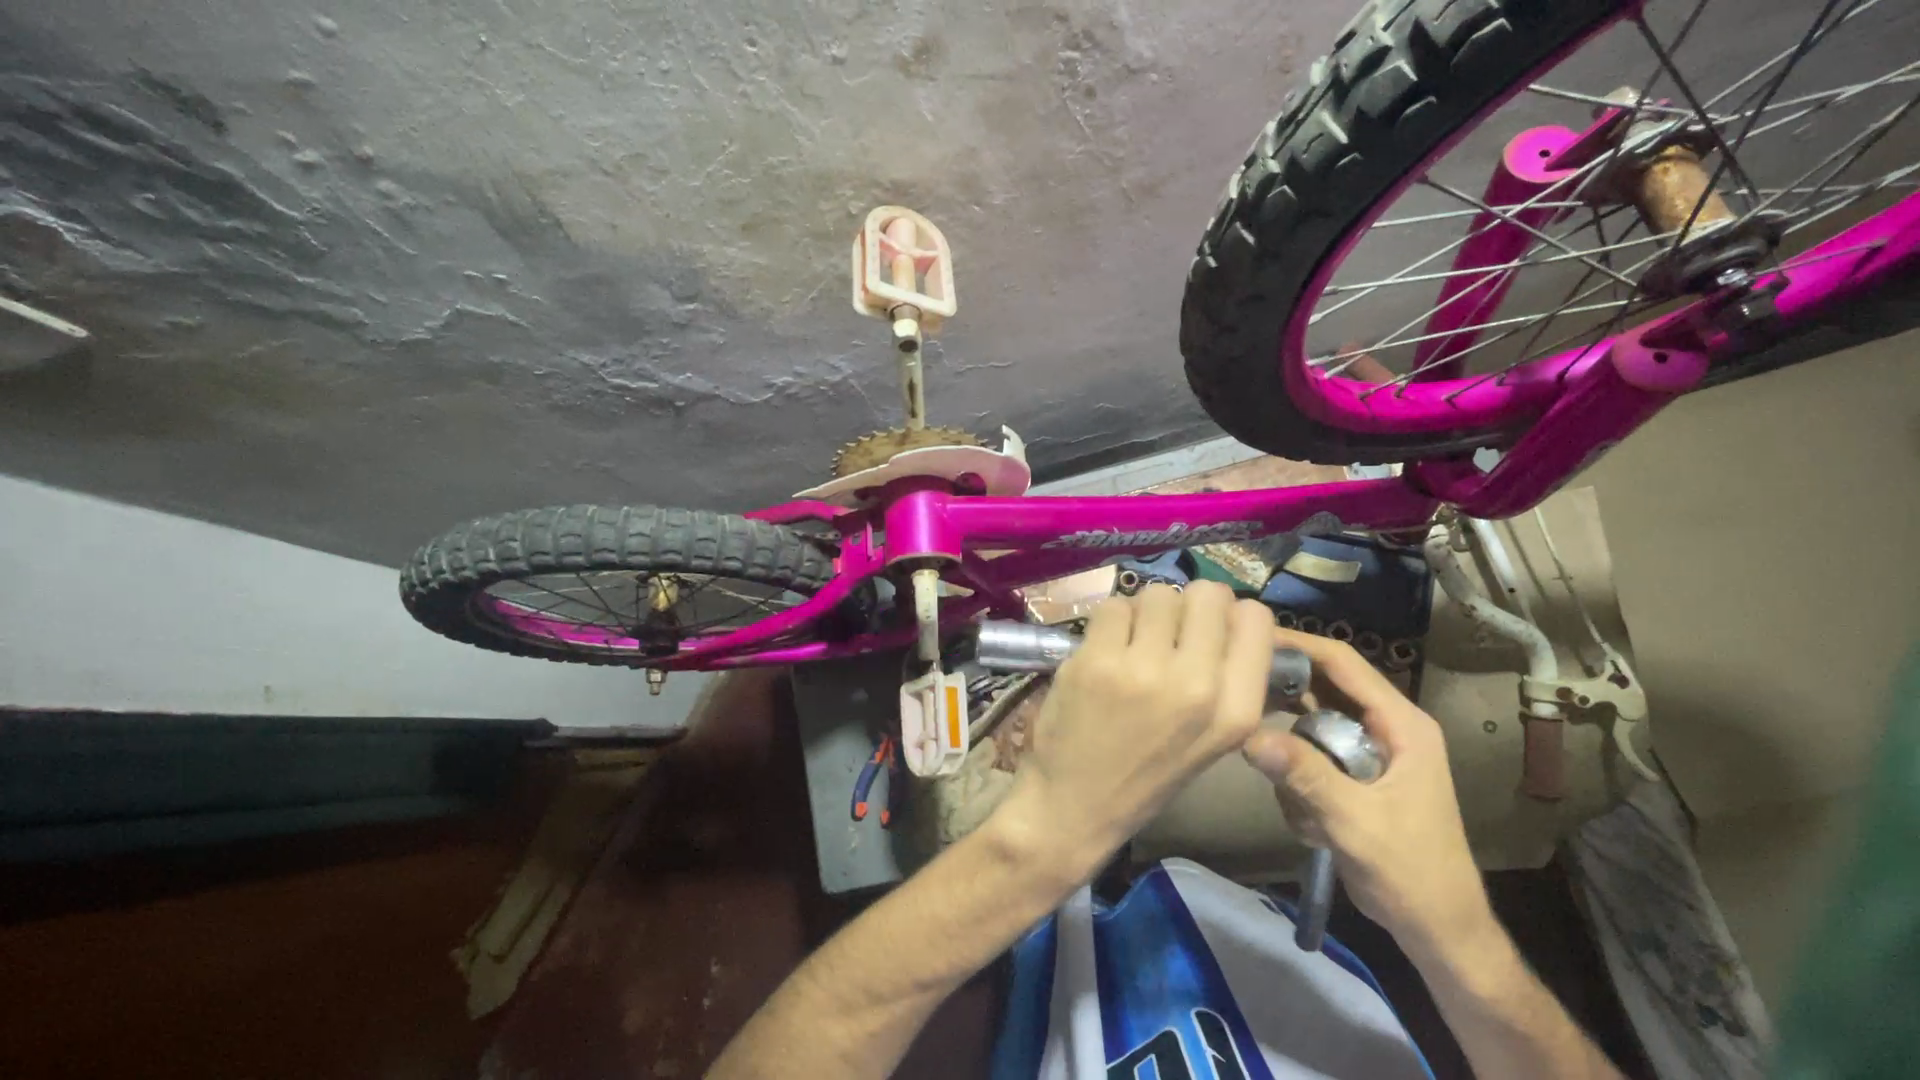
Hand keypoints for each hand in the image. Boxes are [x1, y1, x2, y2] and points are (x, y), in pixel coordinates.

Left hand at [995, 582, 1276, 882]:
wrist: (1075, 806)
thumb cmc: (1145, 775)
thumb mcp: (1212, 738)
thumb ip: (1229, 678)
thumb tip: (1232, 615)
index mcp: (1236, 709)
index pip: (1256, 618)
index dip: (1229, 615)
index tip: (1206, 630)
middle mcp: (1199, 685)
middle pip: (1207, 594)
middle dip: (1186, 606)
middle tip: (1164, 634)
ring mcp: (1145, 670)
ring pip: (1158, 595)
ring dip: (1144, 612)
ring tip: (1132, 646)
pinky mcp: (1096, 661)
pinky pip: (1113, 606)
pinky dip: (1108, 622)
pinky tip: (1103, 651)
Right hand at [1242, 632, 1491, 959]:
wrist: (1438, 929)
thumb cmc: (1411, 871)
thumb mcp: (1355, 821)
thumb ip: (1305, 775)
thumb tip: (1249, 736)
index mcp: (1403, 726)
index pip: (1346, 665)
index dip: (1300, 645)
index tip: (1251, 635)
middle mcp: (1387, 730)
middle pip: (1324, 692)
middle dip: (1284, 700)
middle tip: (1238, 698)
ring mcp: (1370, 756)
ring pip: (1312, 729)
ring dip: (1293, 758)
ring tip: (1289, 796)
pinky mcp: (1356, 780)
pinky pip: (1313, 760)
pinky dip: (1299, 783)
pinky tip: (1306, 822)